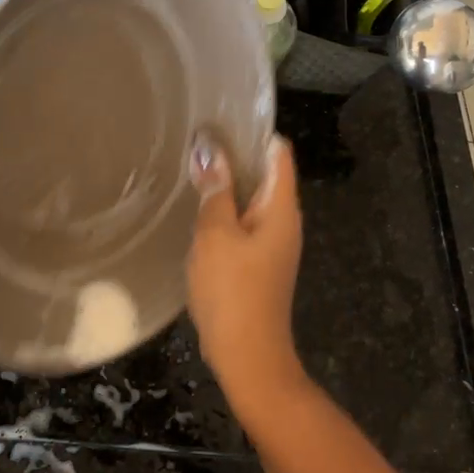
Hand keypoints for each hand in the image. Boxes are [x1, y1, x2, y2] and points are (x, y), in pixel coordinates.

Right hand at [187, 135, 304, 397]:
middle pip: (265, 173)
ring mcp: (271, 243)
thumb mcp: (215, 234)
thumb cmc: (233, 290)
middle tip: (195, 136)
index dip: (253, 130)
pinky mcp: (257, 261)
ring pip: (251, 198)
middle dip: (234, 153)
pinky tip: (195, 207)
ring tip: (190, 164)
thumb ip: (215, 190)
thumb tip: (210, 147)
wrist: (247, 357)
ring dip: (226, 182)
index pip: (278, 152)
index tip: (219, 115)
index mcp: (281, 209)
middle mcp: (283, 221)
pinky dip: (223, 208)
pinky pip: (242, 221)